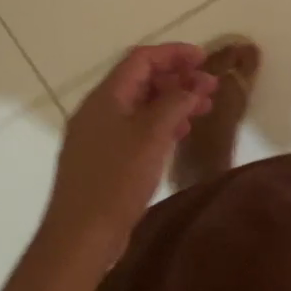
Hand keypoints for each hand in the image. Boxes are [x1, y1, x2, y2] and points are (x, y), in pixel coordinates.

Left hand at [38, 43, 215, 269]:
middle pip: (141, 80)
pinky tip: (178, 136)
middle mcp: (97, 110)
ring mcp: (97, 136)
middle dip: (178, 78)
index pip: (142, 59)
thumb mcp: (152, 134)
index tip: (205, 59)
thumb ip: (175, 102)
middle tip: (210, 89)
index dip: (174, 53)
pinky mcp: (102, 159)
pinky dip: (160, 124)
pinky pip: (135, 128)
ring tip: (202, 111)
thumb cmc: (116, 179)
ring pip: (140, 105)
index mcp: (105, 97)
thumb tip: (192, 86)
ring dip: (172, 101)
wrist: (80, 237)